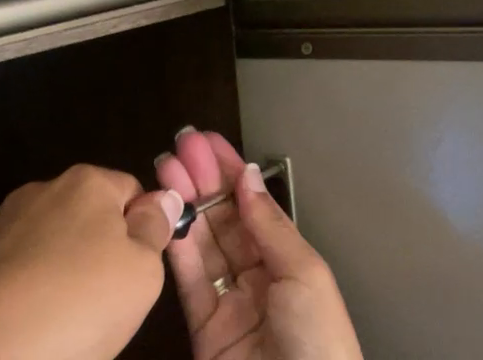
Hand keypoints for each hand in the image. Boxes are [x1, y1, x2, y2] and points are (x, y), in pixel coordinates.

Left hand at [0, 164, 180, 359]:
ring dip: (60, 275)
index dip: (142, 232)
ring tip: (62, 324)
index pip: (131, 191)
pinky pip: (14, 275)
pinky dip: (24, 295)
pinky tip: (27, 329)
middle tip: (105, 303)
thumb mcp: (142, 273)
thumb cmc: (76, 306)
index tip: (137, 275)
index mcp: (87, 182)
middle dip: (99, 254)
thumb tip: (162, 199)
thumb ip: (156, 230)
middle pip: (88, 218)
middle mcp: (41, 191)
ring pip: (49, 248)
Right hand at [157, 130, 363, 359]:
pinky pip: (189, 282)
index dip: (229, 172)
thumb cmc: (318, 340)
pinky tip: (165, 216)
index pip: (254, 207)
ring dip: (185, 206)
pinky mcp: (205, 330)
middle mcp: (258, 276)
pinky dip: (176, 248)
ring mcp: (230, 303)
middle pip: (225, 221)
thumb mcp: (304, 275)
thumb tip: (246, 175)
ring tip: (164, 169)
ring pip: (203, 245)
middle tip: (179, 146)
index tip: (207, 141)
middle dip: (202, 182)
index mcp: (289, 260)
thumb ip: (269, 225)